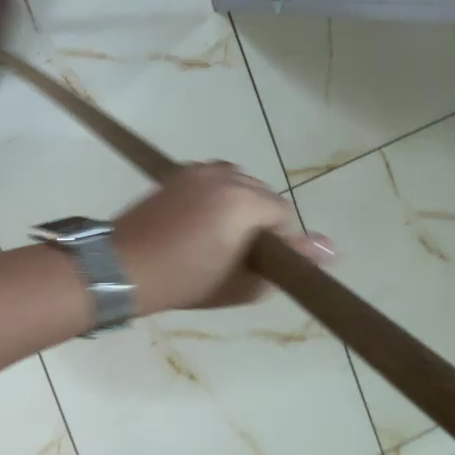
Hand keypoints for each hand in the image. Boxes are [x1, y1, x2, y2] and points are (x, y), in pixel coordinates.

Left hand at [111, 162, 332, 313]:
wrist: (124, 266)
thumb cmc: (188, 280)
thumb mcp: (246, 282)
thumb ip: (290, 262)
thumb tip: (330, 248)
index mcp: (242, 199)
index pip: (283, 214)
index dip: (282, 241)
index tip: (266, 265)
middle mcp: (220, 176)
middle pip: (260, 194)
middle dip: (261, 220)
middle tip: (245, 254)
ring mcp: (193, 171)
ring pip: (235, 183)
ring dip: (239, 205)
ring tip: (225, 238)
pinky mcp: (172, 175)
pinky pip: (209, 180)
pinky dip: (215, 196)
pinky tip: (204, 223)